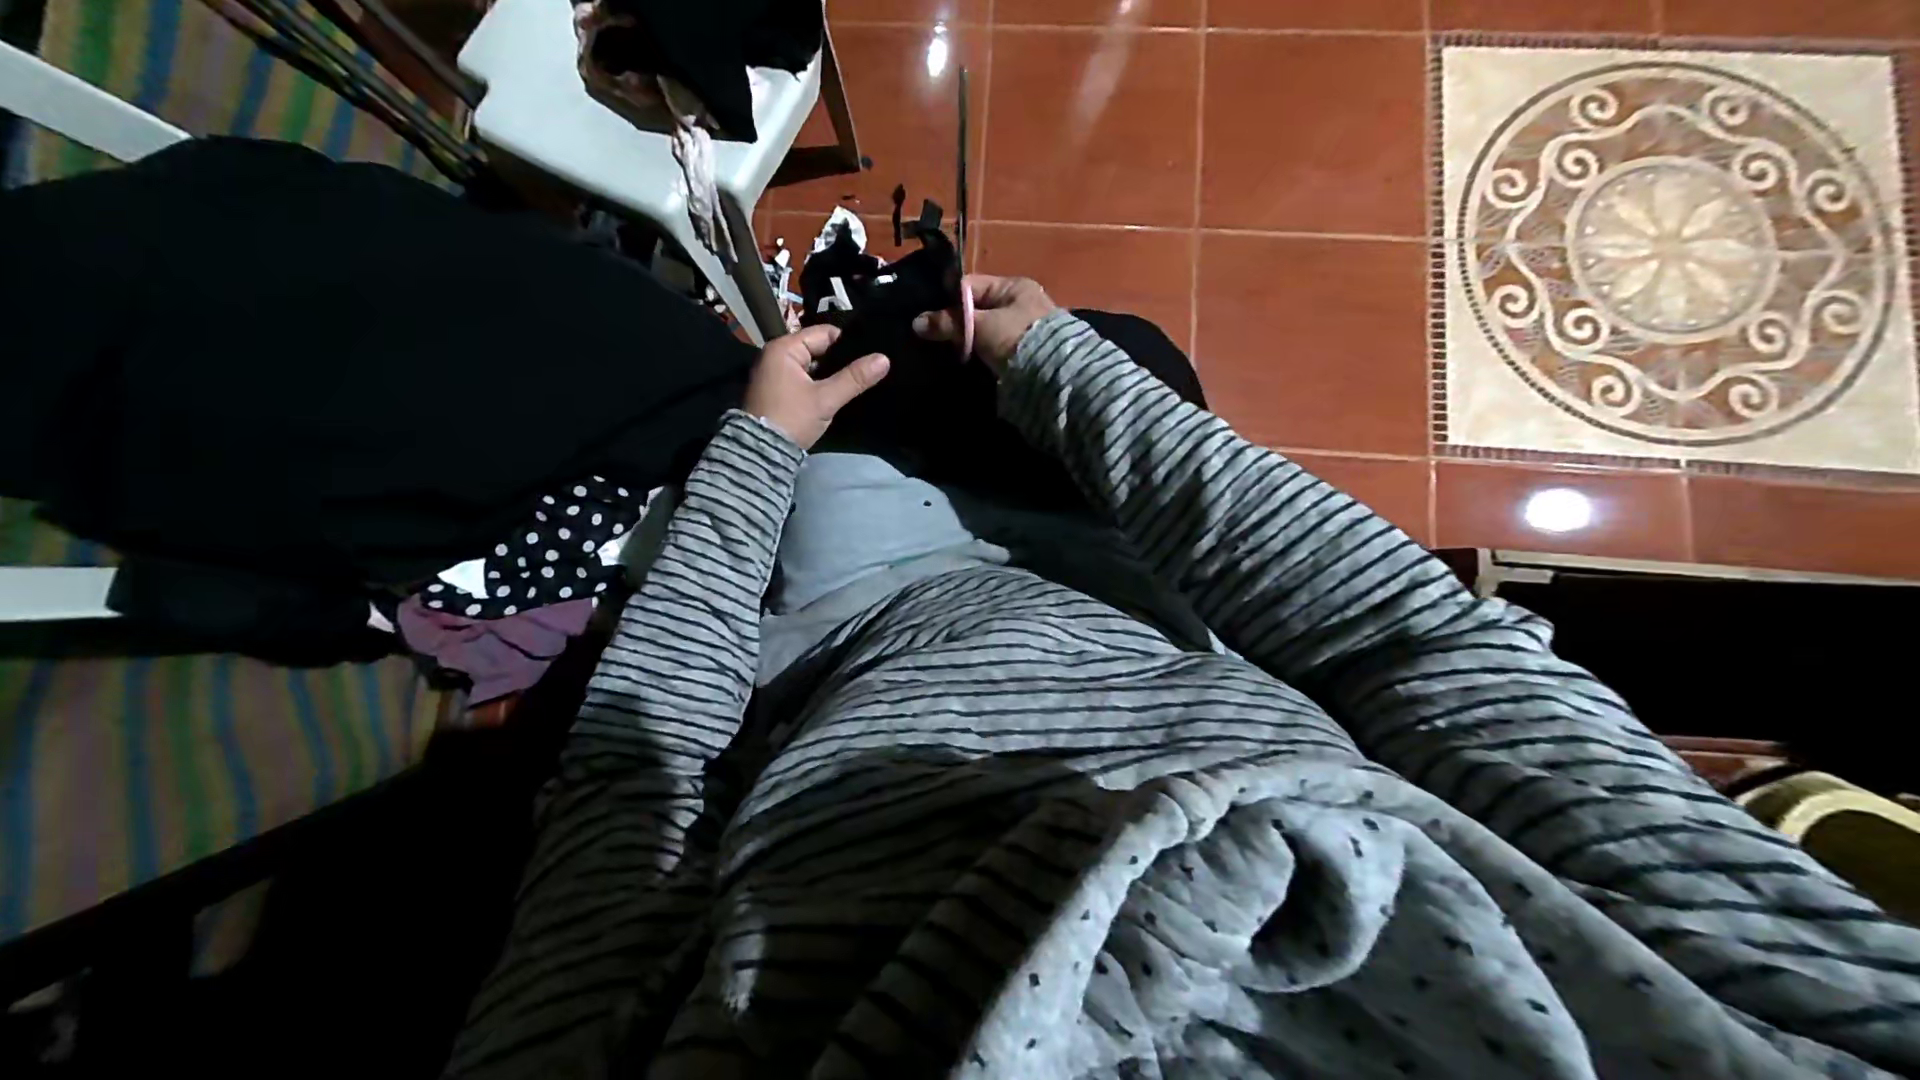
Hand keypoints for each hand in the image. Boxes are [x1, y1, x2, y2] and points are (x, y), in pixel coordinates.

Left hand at [742, 325, 889, 450]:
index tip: (869, 356)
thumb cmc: (792, 418)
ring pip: (813, 366)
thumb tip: (885, 359)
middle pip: (818, 349)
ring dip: (831, 374)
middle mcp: (776, 355)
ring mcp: (775, 373)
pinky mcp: (778, 390)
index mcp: (784, 348)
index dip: (849, 343)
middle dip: (841, 360)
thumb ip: (854, 378)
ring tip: (856, 382)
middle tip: (866, 371)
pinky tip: (837, 393)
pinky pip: (805, 379)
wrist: (761, 453)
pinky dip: (819, 384)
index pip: (824, 333)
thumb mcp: (826, 399)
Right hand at [913, 274, 1058, 374]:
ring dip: (968, 341)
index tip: (926, 315)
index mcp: (1013, 286)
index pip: (971, 286)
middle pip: (977, 310)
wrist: (1054, 374)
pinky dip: (980, 355)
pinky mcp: (1025, 354)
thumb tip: (917, 322)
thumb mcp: (980, 326)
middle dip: (956, 323)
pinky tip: (965, 362)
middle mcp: (1020, 303)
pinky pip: (994, 349)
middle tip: (931, 337)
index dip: (946, 299)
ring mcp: (1024, 329)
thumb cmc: (1017, 338)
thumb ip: (949, 322)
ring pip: (985, 331)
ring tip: (944, 351)